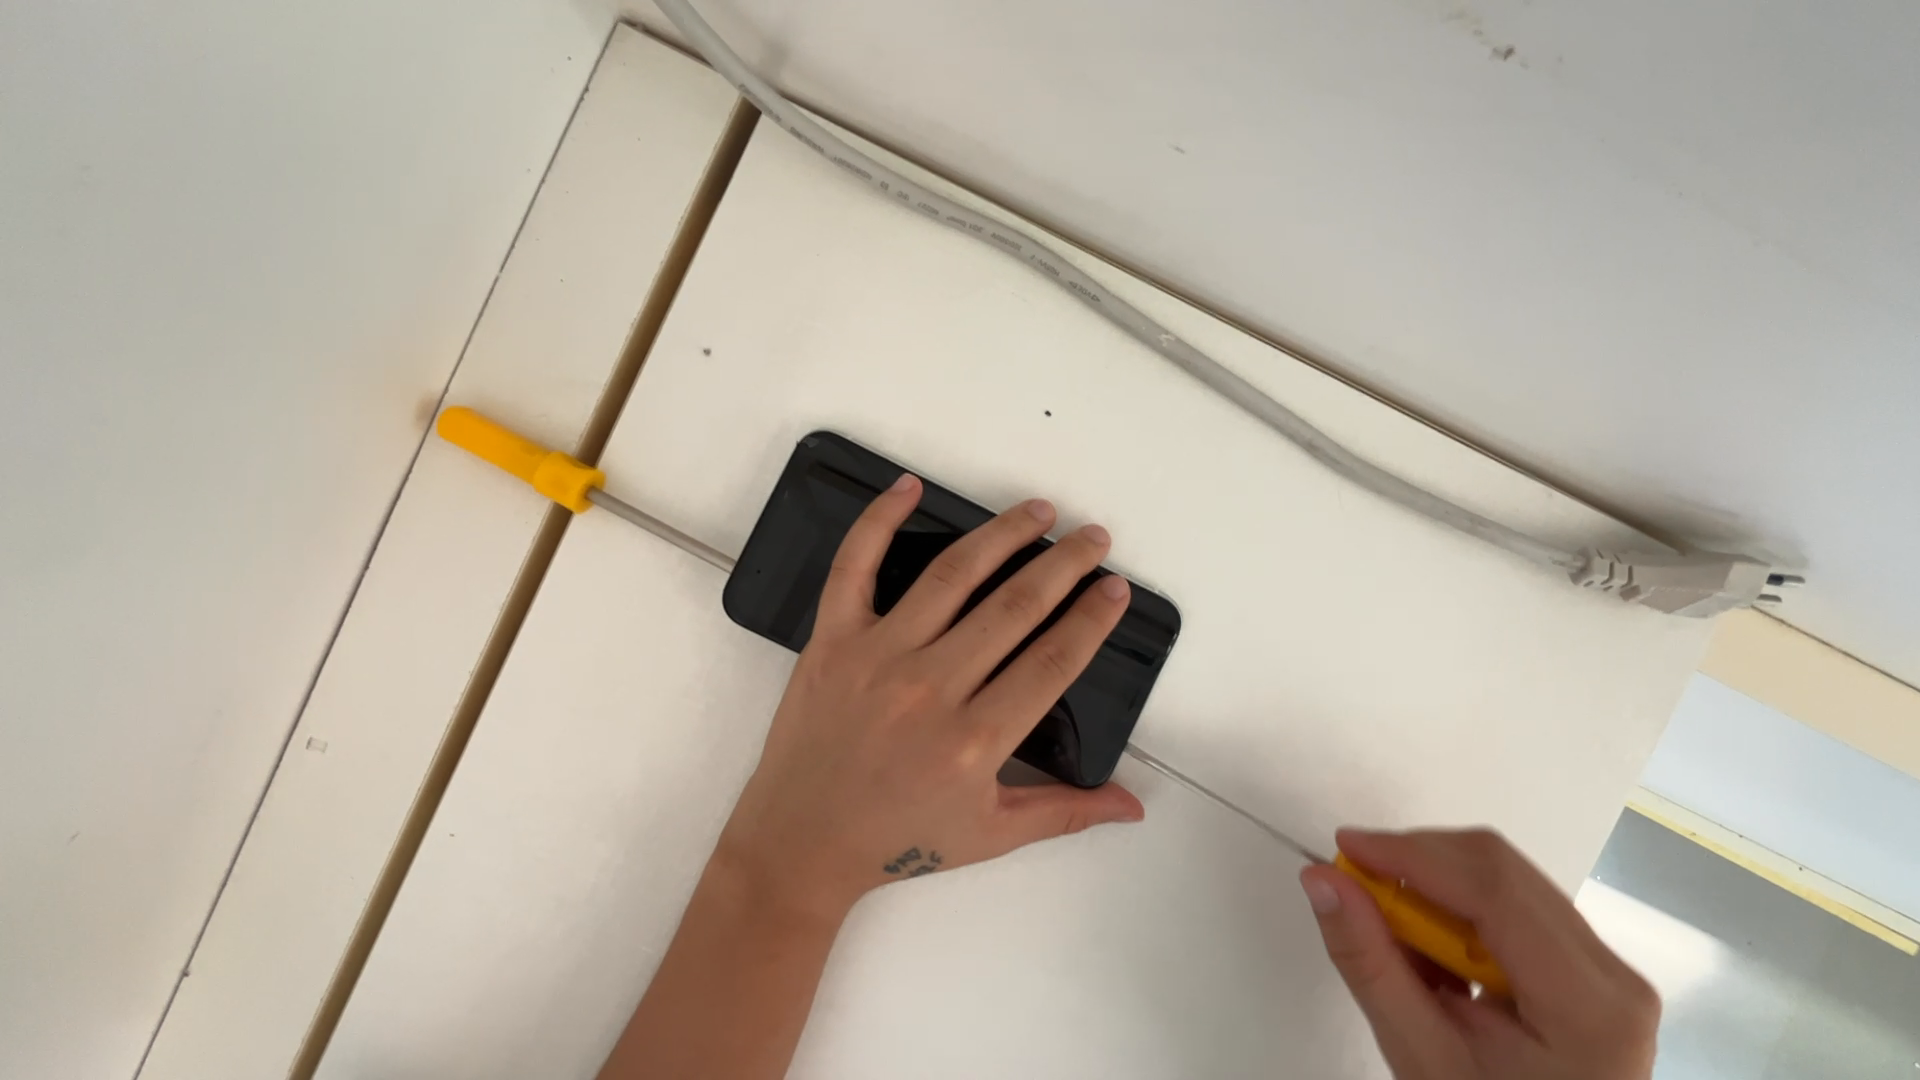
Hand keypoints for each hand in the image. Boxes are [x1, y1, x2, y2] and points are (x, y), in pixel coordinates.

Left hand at [713, 473, 1145, 923]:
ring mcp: (878, 656)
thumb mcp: (990, 834)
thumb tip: (1134, 806)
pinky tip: (908, 489)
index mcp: (975, 740)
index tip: (1114, 589)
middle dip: (1064, 565)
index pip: (1053, 662)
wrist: (801, 843)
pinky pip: (854, 566)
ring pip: (951, 576)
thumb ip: (1066, 811)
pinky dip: (879, 522)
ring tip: (1038, 510)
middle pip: (1014, 608)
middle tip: (1092, 537)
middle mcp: (931, 689)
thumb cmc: (898, 841)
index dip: (1091, 620)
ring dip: (1002, 535)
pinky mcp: (833, 639)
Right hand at [1300, 828, 1658, 1079]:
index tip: (1344, 846)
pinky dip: (1453, 903)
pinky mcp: (1589, 964)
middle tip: (1356, 882)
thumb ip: (1368, 962)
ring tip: (1393, 931)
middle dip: (1416, 861)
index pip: (1494, 890)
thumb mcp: (1419, 1055)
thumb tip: (1320, 878)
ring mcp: (1606, 965)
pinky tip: (1430, 946)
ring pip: (1501, 875)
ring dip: (1431, 881)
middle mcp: (1613, 970)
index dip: (1412, 854)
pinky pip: (1510, 900)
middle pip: (1498, 869)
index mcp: (1588, 1004)